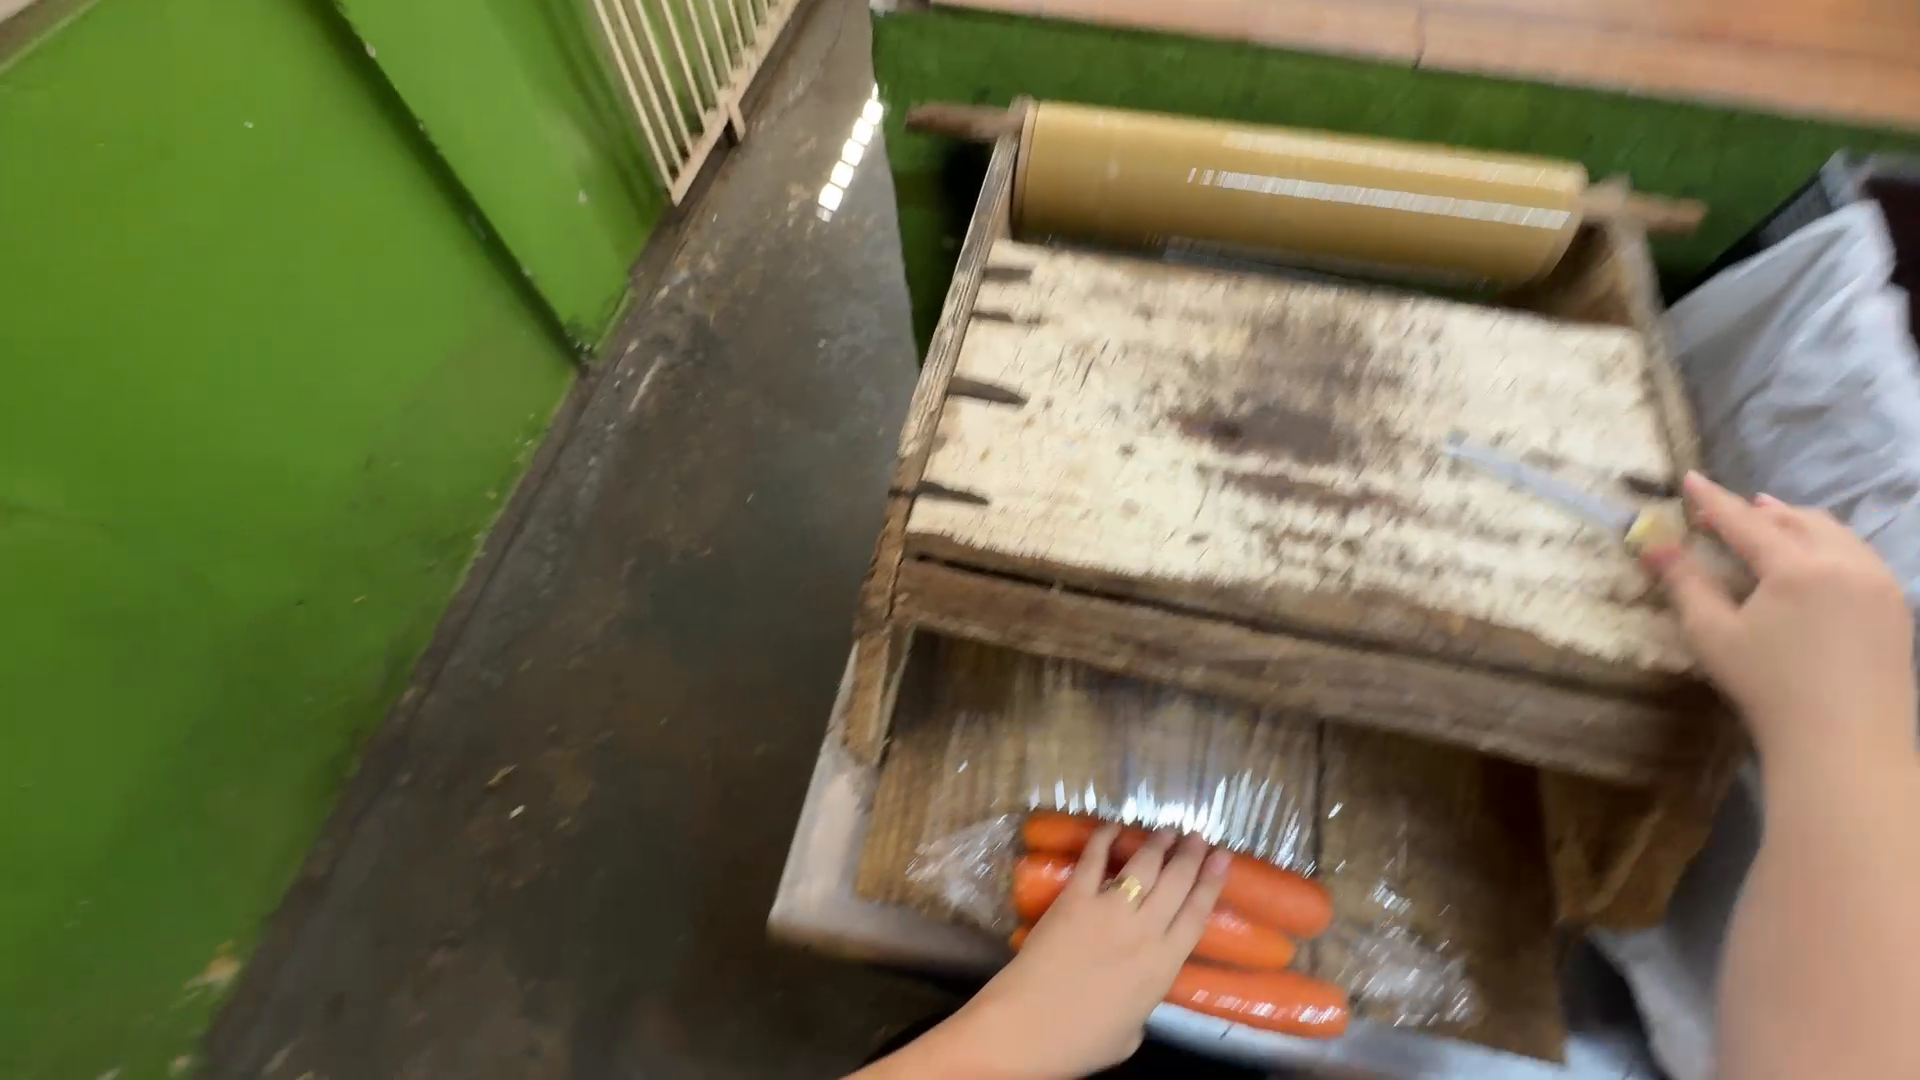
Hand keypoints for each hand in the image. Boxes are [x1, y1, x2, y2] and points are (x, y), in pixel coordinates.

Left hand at [855, 825, 1229, 1079]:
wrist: (1030, 1028)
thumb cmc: (1083, 1041)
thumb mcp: (1134, 1029)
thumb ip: (1145, 995)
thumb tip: (1141, 978)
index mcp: (1162, 967)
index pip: (1197, 915)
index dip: (1211, 883)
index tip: (1222, 859)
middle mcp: (1143, 931)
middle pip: (1176, 883)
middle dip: (1190, 855)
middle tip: (1198, 836)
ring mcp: (1108, 909)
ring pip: (1142, 866)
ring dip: (1157, 844)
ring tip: (1167, 830)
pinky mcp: (1074, 897)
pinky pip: (1093, 859)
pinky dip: (1104, 838)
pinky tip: (1114, 826)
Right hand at [1645, 473, 1915, 767]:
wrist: (1846, 737)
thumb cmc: (1766, 681)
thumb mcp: (1711, 630)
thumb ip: (1684, 582)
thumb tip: (1652, 545)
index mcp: (1799, 567)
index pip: (1746, 521)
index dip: (1713, 499)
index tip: (1689, 478)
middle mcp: (1848, 566)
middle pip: (1802, 520)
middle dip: (1761, 509)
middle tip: (1728, 508)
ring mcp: (1882, 587)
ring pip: (1839, 535)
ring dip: (1799, 524)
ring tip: (1771, 524)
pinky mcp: (1897, 609)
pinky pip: (1860, 557)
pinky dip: (1828, 545)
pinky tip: (1811, 562)